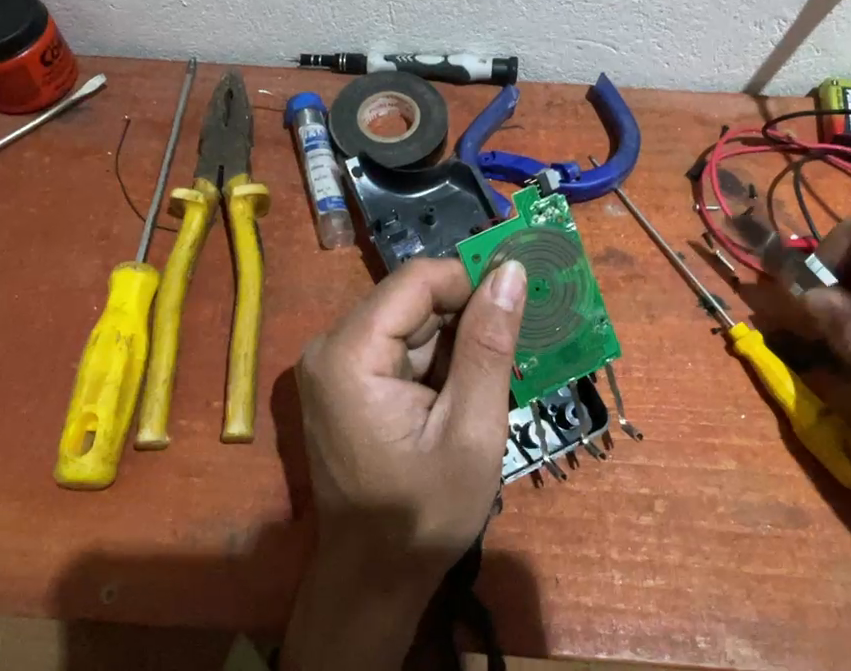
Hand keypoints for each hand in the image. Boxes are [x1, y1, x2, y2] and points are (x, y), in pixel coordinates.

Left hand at [282, 257, 525, 670]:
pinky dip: (436, 363)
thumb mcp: (472, 430)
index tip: (520, 305)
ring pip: (409, 322)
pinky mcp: (343, 382)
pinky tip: (461, 397)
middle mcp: (331, 346)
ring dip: (455, 344)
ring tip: (488, 385)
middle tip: (514, 352)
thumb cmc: (424, 515)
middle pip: (412, 300)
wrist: (373, 579)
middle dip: (466, 318)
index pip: (418, 280)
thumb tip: (511, 271)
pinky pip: (398, 349)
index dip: (471, 283)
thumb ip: (489, 345)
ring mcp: (333, 365)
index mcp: (350, 354)